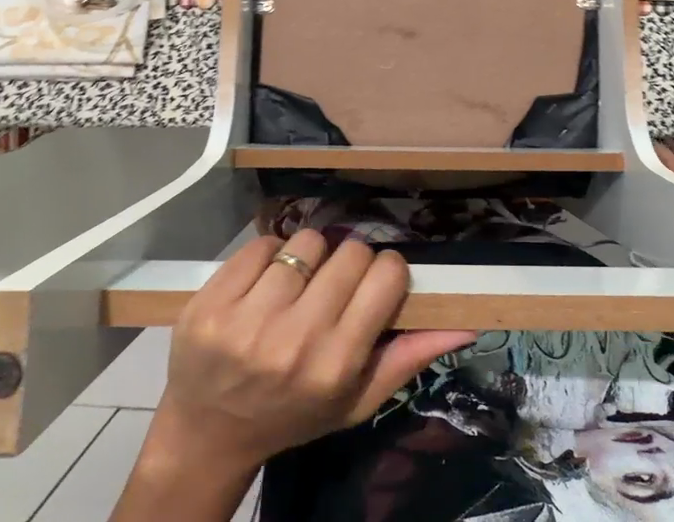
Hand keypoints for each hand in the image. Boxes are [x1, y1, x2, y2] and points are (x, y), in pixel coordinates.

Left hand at [146, 231, 476, 473]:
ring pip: (306, 242)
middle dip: (350, 262)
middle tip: (335, 284)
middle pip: (349, 252)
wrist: (208, 432)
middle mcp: (295, 339)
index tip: (375, 282)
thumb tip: (465, 324)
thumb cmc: (293, 415)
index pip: (386, 275)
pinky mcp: (211, 302)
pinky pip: (261, 244)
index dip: (386, 271)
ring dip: (309, 256)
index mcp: (337, 363)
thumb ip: (408, 359)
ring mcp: (247, 319)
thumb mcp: (356, 402)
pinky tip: (265, 283)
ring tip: (298, 283)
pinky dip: (269, 255)